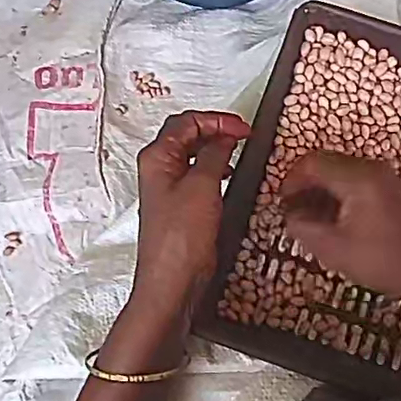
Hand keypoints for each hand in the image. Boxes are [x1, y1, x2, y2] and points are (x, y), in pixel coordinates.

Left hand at [131, 111, 249, 314]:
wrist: (173, 280)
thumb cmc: (180, 238)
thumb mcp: (202, 186)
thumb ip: (214, 155)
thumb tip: (224, 137)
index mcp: (157, 157)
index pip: (186, 122)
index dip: (216, 120)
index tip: (242, 128)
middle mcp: (159, 170)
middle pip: (187, 135)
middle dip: (216, 129)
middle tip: (242, 134)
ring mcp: (170, 188)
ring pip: (194, 155)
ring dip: (216, 148)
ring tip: (239, 150)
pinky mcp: (182, 206)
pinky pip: (199, 176)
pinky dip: (216, 169)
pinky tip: (230, 175)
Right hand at [280, 151, 400, 297]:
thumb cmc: (376, 261)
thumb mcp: (331, 247)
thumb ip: (302, 226)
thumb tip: (288, 214)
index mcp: (359, 179)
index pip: (313, 163)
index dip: (291, 180)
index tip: (282, 202)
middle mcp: (371, 169)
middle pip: (324, 161)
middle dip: (303, 183)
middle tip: (290, 209)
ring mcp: (380, 175)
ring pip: (336, 169)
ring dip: (318, 188)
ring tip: (306, 215)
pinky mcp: (384, 186)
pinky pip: (350, 177)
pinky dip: (334, 191)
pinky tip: (326, 215)